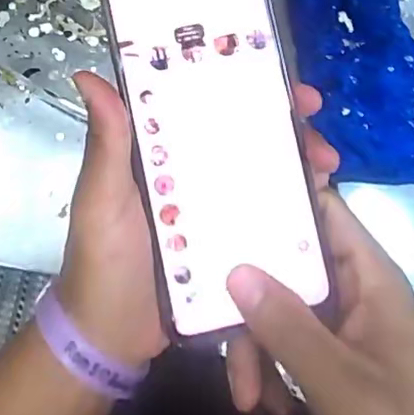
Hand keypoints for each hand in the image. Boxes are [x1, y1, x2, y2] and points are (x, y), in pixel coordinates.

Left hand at [54, 70, 338, 364]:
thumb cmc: (102, 258)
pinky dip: (295, 202)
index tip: (276, 75)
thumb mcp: (102, 197)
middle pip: (246, 130)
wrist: (112, 339)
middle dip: (284, 118)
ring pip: (264, 167)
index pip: (205, 100)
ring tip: (325, 163)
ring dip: (297, 157)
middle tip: (313, 119)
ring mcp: (217, 203)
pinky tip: (319, 201)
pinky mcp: (233, 238)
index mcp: (164, 147)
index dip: (241, 81)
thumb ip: (106, 142)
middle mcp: (194, 166)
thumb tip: (88, 76)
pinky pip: (269, 211)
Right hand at [223, 191, 413, 414]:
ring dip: (258, 348)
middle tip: (222, 325)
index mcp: (372, 278)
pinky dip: (270, 371)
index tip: (234, 196)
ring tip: (247, 394)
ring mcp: (343, 329)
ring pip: (284, 309)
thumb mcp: (341, 383)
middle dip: (257, 298)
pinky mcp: (332, 363)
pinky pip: (288, 345)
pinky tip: (265, 403)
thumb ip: (290, 328)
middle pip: (293, 265)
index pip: (328, 211)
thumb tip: (237, 270)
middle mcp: (356, 293)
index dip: (288, 195)